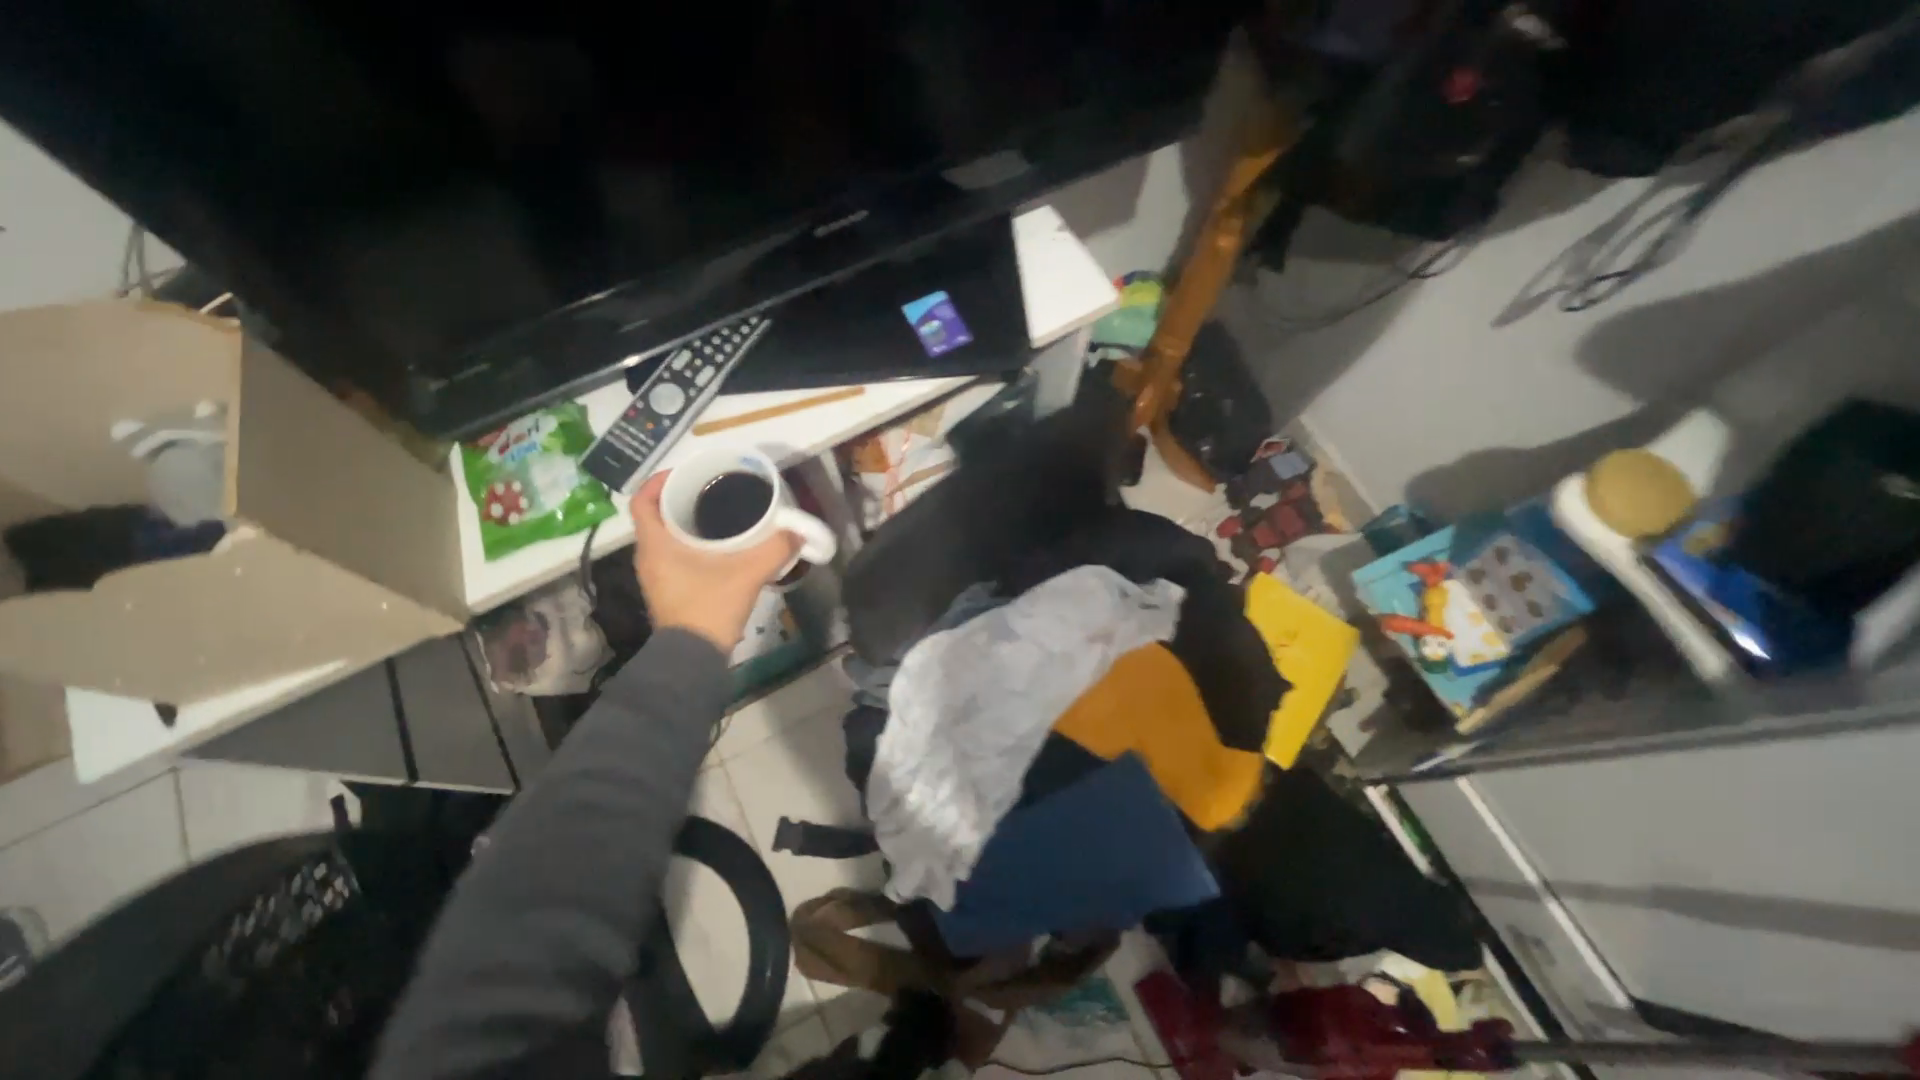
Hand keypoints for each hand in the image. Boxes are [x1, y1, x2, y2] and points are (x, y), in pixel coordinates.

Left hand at [628, 470, 799, 651]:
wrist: (693, 658)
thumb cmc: (709, 608)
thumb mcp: (747, 574)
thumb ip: (774, 549)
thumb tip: (797, 533)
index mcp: (656, 544)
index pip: (642, 501)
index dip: (658, 481)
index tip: (686, 475)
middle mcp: (649, 557)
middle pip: (655, 517)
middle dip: (680, 500)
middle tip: (711, 491)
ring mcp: (656, 576)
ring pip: (665, 537)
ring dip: (686, 524)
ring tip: (718, 515)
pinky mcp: (668, 591)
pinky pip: (673, 556)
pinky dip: (691, 545)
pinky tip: (719, 548)